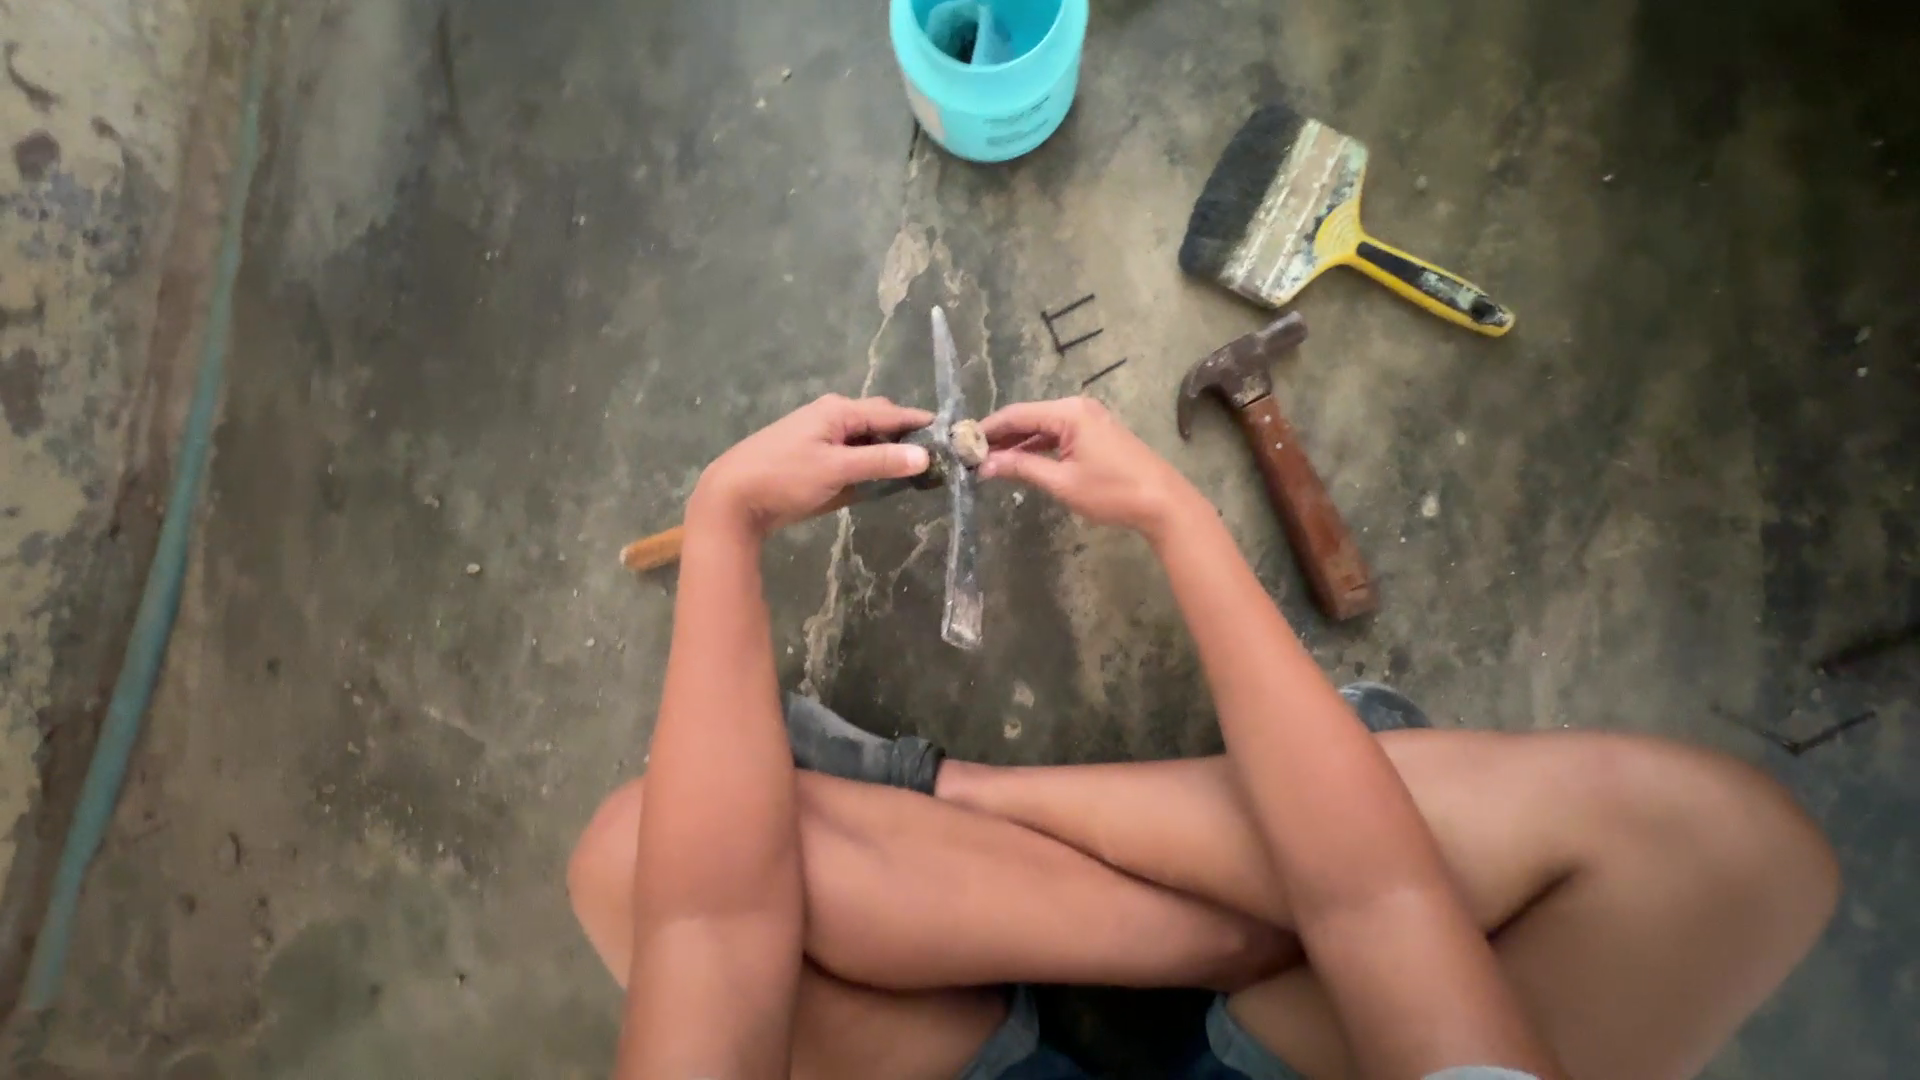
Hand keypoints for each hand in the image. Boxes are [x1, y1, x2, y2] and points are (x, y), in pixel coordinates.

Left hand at [692, 395, 933, 538]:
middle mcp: (833, 418)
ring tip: (920, 474)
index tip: (954, 437)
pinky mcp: (817, 462)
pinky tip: (887, 482)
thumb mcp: (837, 469)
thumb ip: (881, 462)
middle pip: (881, 424)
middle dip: (908, 439)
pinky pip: (854, 458)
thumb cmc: (784, 476)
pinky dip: (872, 467)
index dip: (922, 424)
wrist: (732, 498)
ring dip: (890, 455)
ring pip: (868, 442)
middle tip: (939, 461)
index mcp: (839, 411)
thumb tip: (925, 455)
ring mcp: (824, 440)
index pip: (892, 412)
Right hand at [977, 397, 1201, 538]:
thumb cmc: (1112, 492)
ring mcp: (1090, 419)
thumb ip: (1022, 468)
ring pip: (1043, 427)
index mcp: (1069, 413)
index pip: (1017, 414)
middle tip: (971, 455)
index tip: (962, 443)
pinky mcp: (1097, 434)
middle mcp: (1078, 408)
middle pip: (1029, 417)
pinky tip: (1021, 463)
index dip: (988, 429)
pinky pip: (1058, 435)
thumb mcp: (1062, 482)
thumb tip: (985, 465)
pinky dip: (1038, 448)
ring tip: (989, 462)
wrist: (1163, 503)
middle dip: (1000, 436)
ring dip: (1018, 444)